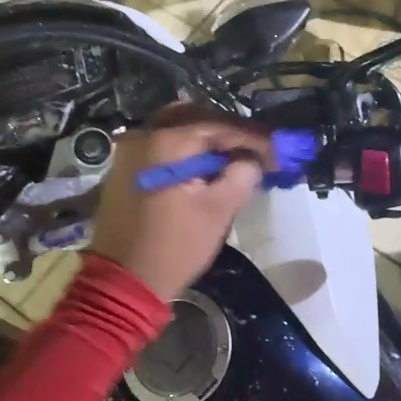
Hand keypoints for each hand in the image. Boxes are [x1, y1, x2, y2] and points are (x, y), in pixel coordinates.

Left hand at [88, 104, 274, 300]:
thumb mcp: (218, 212)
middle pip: (196, 119)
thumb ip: (242, 175)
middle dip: (230, 134)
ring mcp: (129, 150)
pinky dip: (187, 150)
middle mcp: (143, 135)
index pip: (219, 126)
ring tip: (236, 158)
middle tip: (257, 151)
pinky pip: (162, 146)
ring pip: (178, 129)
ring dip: (208, 140)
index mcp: (166, 141)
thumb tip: (252, 158)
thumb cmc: (173, 247)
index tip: (278, 151)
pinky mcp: (125, 167)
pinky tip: (207, 166)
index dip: (253, 138)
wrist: (122, 281)